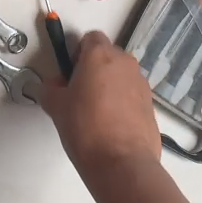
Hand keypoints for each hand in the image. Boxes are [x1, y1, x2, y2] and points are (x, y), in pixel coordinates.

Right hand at [38, 31, 160, 177]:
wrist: (122, 164)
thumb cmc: (86, 128)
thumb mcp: (56, 107)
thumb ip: (50, 89)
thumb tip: (51, 86)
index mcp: (99, 55)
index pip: (89, 38)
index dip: (77, 53)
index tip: (70, 73)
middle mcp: (124, 62)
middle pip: (107, 55)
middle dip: (94, 68)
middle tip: (80, 92)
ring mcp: (141, 83)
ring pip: (121, 75)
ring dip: (110, 85)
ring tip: (96, 112)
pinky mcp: (151, 105)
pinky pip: (132, 94)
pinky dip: (123, 103)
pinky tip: (111, 125)